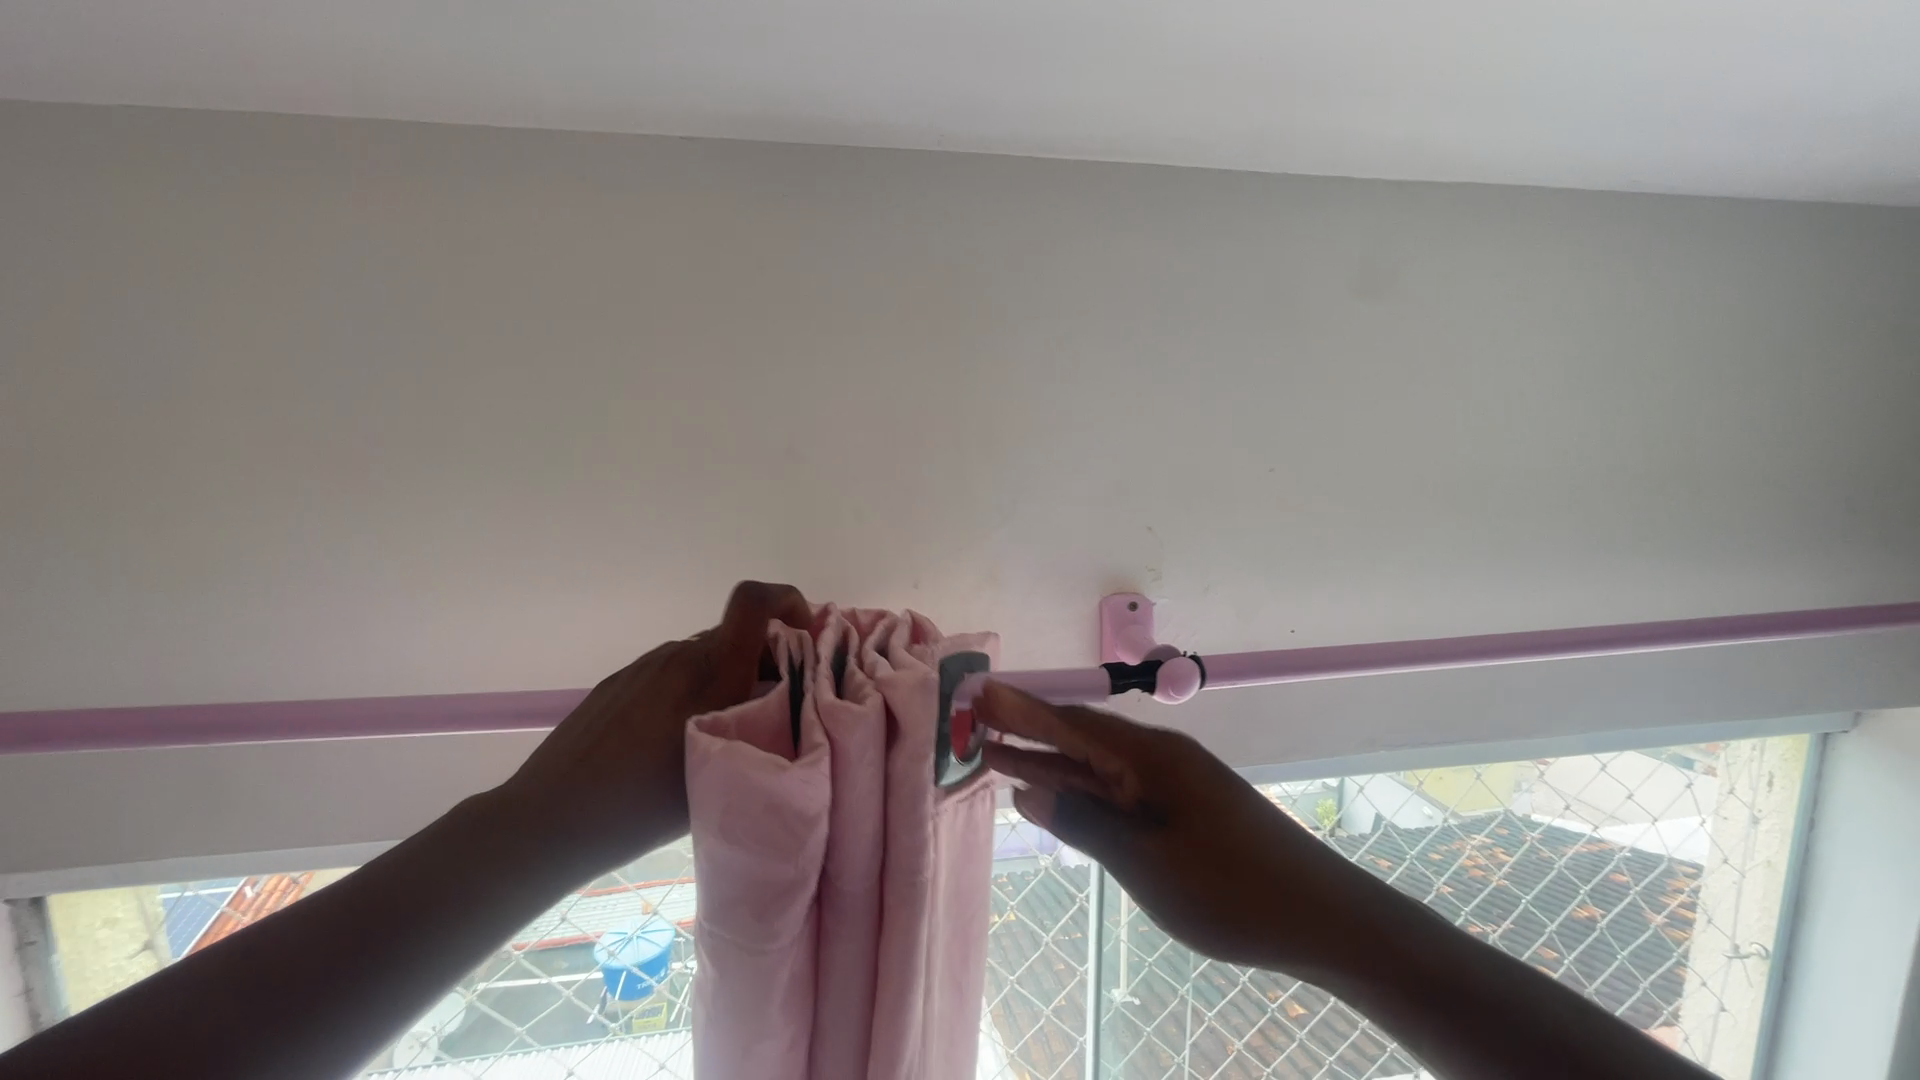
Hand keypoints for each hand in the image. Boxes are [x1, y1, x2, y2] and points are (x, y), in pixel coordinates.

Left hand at [495, 580, 810, 881]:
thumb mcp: (724, 769)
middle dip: (767, 663)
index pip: (755, 601)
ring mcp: (644, 667)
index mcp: (710, 670)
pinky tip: (673, 746)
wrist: (550, 817)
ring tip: (722, 740)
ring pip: (706, 660)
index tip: (806, 635)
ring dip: (728, 683)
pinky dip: (692, 695)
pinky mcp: (618, 685)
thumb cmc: (643, 801)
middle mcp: (679, 655)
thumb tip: (789, 700)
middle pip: (738, 637)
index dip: (787, 602)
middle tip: (775, 713)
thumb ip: (764, 726)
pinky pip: (673, 676)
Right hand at [978, 682, 1386, 977]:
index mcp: (1149, 759)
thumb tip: (1026, 792)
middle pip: (1081, 737)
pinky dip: (1081, 787)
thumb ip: (1083, 823)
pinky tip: (1057, 792)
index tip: (979, 693)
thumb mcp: (1146, 862)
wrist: (1321, 917)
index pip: (1071, 725)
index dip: (1022, 711)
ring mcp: (1172, 783)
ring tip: (996, 753)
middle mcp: (1158, 759)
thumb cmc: (1230, 890)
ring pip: (1097, 765)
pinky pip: (1117, 788)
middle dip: (1027, 729)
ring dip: (1049, 760)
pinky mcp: (1182, 808)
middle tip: (974, 719)